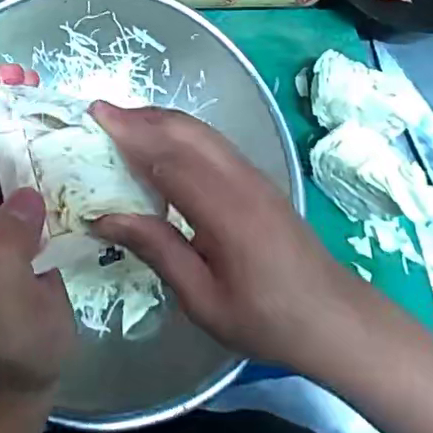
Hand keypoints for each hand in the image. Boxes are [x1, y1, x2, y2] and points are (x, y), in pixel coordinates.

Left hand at [0, 62, 74, 396]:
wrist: (20, 374)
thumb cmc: (3, 341)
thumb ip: (3, 247)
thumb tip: (23, 192)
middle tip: (24, 76)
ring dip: (6, 107)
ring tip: (40, 89)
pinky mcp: (10, 211)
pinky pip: (15, 161)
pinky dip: (30, 136)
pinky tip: (57, 128)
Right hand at [90, 102, 377, 372]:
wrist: (337, 319)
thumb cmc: (268, 319)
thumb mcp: (203, 299)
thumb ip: (156, 250)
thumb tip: (104, 218)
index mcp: (226, 211)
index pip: (168, 158)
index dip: (130, 135)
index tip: (96, 118)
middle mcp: (239, 180)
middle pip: (184, 131)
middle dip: (139, 117)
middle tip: (99, 112)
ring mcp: (252, 174)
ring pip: (199, 130)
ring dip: (158, 119)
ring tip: (121, 120)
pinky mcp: (256, 178)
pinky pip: (210, 140)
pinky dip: (178, 130)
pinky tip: (160, 140)